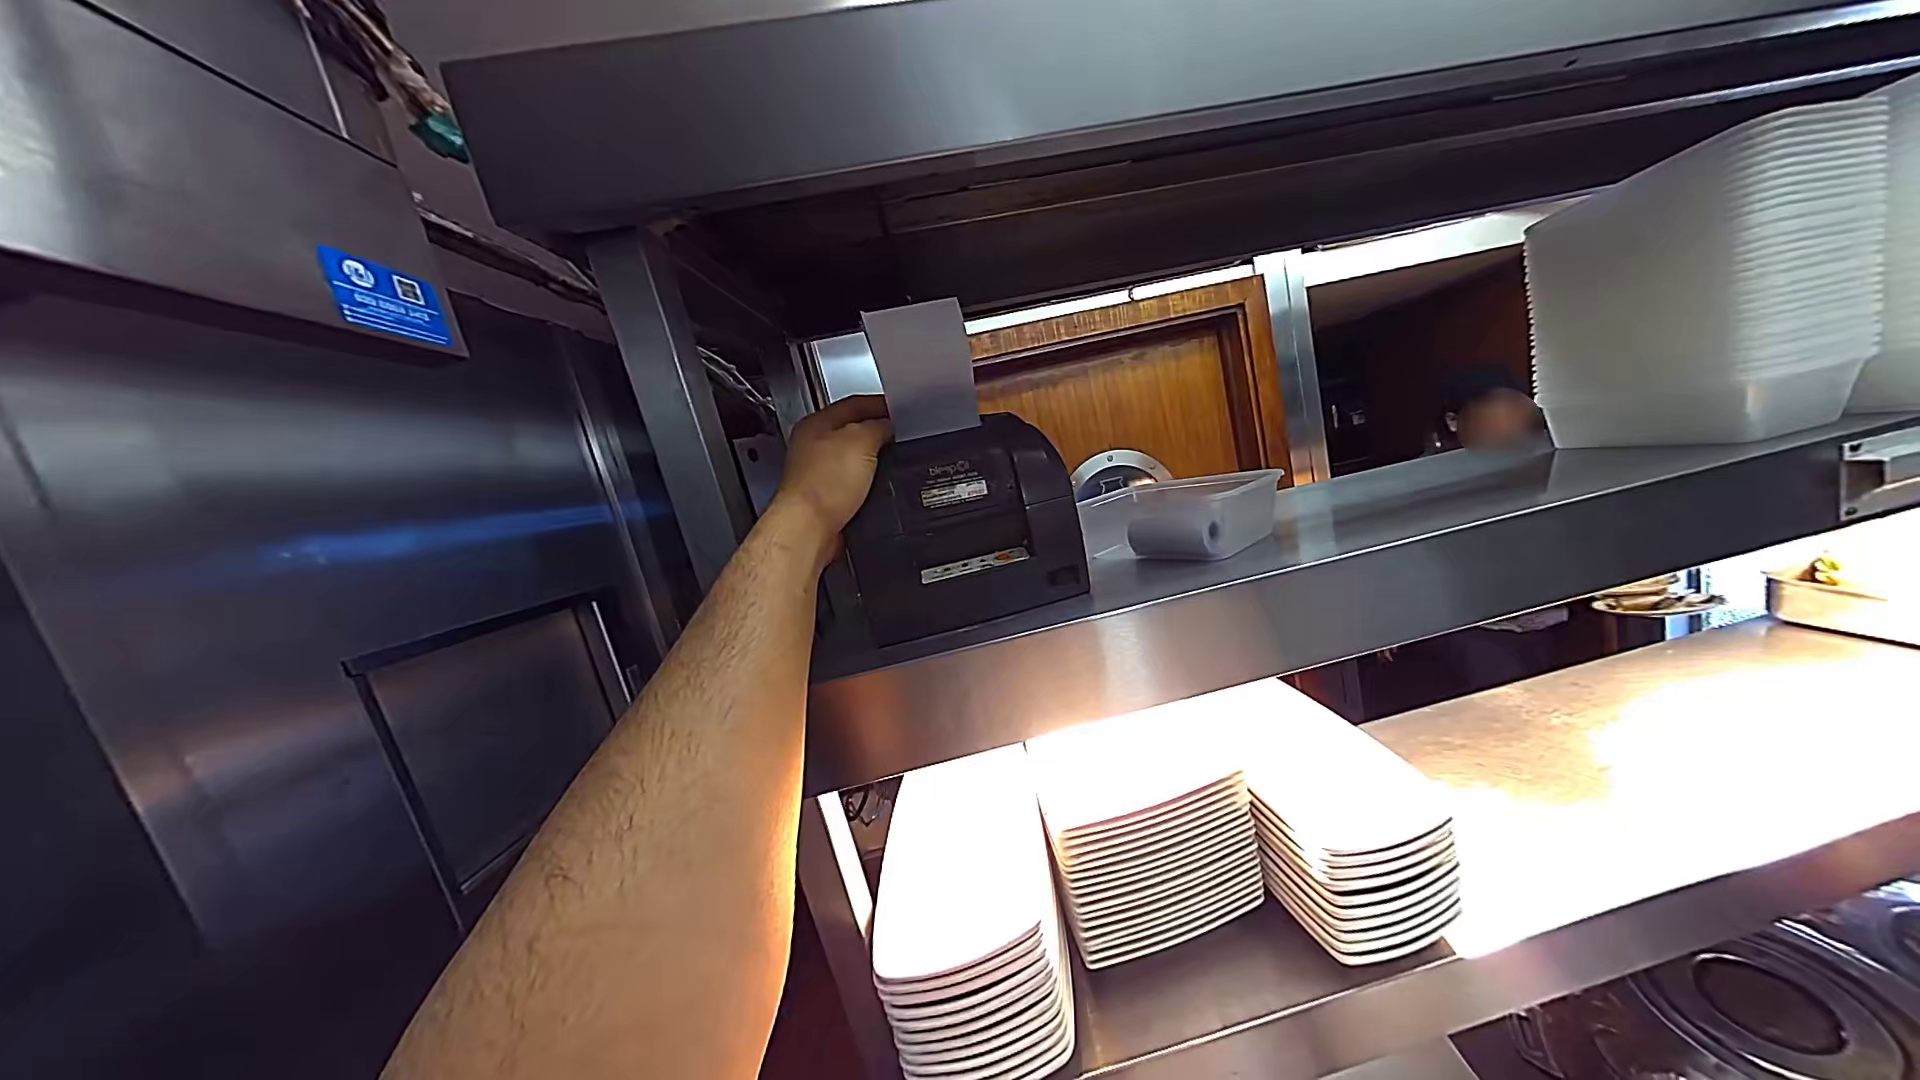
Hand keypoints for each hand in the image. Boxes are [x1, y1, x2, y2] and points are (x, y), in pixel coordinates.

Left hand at [768, 395, 890, 564]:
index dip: (879, 404)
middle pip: (853, 432)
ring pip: (855, 461)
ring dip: (873, 463)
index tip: (899, 409)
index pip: (853, 405)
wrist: (811, 529)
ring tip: (889, 463)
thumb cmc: (821, 486)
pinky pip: (856, 486)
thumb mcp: (860, 441)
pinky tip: (877, 489)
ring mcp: (821, 475)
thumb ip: (877, 427)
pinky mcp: (830, 499)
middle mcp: (814, 448)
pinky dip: (869, 486)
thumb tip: (887, 428)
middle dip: (878, 434)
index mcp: (816, 425)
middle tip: (898, 436)